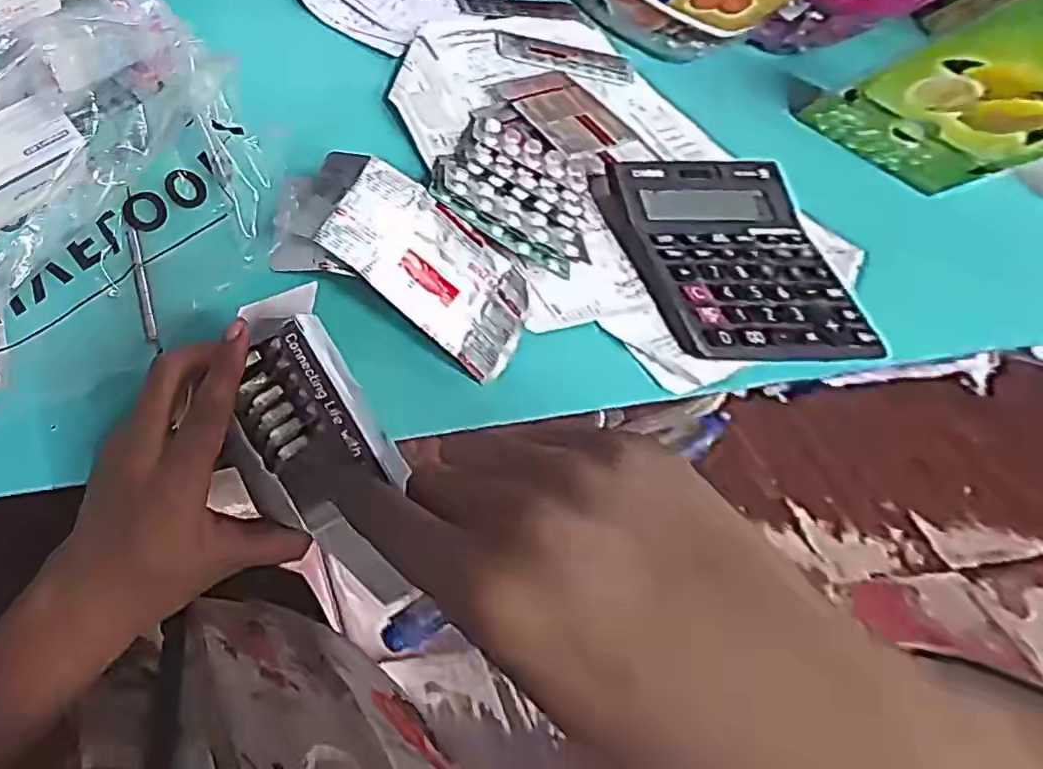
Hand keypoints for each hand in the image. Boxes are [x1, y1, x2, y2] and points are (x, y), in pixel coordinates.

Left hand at [42, 320, 310, 630]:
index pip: (204, 410)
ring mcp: (121, 442)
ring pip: (152, 386)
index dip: (224, 367)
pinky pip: (145, 405)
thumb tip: (310, 537)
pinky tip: (194, 412)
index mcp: (174, 476)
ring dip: (184, 370)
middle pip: (164, 376)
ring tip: (219, 373)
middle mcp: (142, 446)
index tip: (238, 332)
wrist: (88, 588)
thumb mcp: (215, 560)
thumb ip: (266, 543)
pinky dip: (171, 395)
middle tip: (231, 347)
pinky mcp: (112, 445)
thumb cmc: (154, 577)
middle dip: (197, 351)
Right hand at [333, 424, 1035, 768]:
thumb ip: (451, 585)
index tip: (336, 478)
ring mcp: (579, 468)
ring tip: (525, 517)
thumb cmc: (649, 716)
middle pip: (423, 472)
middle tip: (466, 535)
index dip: (351, 490)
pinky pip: (534, 436)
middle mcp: (522, 513)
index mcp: (489, 586)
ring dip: (480, 478)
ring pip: (473, 448)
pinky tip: (574, 504)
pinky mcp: (626, 445)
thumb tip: (404, 524)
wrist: (820, 720)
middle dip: (430, 500)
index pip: (375, 505)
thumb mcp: (525, 667)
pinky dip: (533, 465)